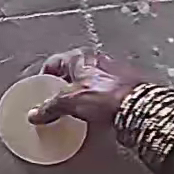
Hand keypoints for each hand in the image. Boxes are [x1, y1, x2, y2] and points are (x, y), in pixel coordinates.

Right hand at [28, 49, 147, 128]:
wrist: (139, 107)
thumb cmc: (104, 96)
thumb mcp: (69, 101)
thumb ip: (49, 107)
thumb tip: (34, 115)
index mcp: (80, 57)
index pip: (54, 62)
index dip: (44, 75)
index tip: (40, 88)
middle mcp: (97, 60)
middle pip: (72, 71)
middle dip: (63, 84)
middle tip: (55, 99)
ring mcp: (113, 72)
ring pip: (89, 80)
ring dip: (81, 91)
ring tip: (74, 107)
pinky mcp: (126, 86)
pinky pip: (104, 91)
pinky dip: (96, 99)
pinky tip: (94, 111)